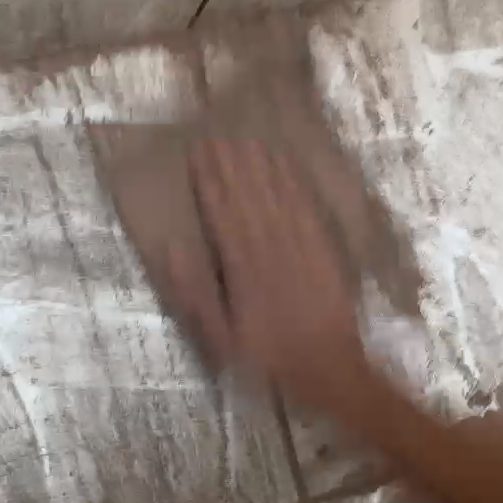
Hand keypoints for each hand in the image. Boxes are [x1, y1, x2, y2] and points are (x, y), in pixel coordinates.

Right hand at [188, 136, 390, 421]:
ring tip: (246, 138)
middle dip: (232, 164)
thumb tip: (172, 252)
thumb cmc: (269, 359)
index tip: (198, 153)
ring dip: (260, 166)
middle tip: (218, 133)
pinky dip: (294, 184)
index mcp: (241, 270)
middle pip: (248, 198)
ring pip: (276, 197)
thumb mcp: (222, 340)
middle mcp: (270, 249)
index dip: (209, 181)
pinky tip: (286, 165)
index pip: (221, 215)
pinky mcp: (323, 250)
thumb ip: (195, 296)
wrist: (330, 369)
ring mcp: (299, 247)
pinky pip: (306, 209)